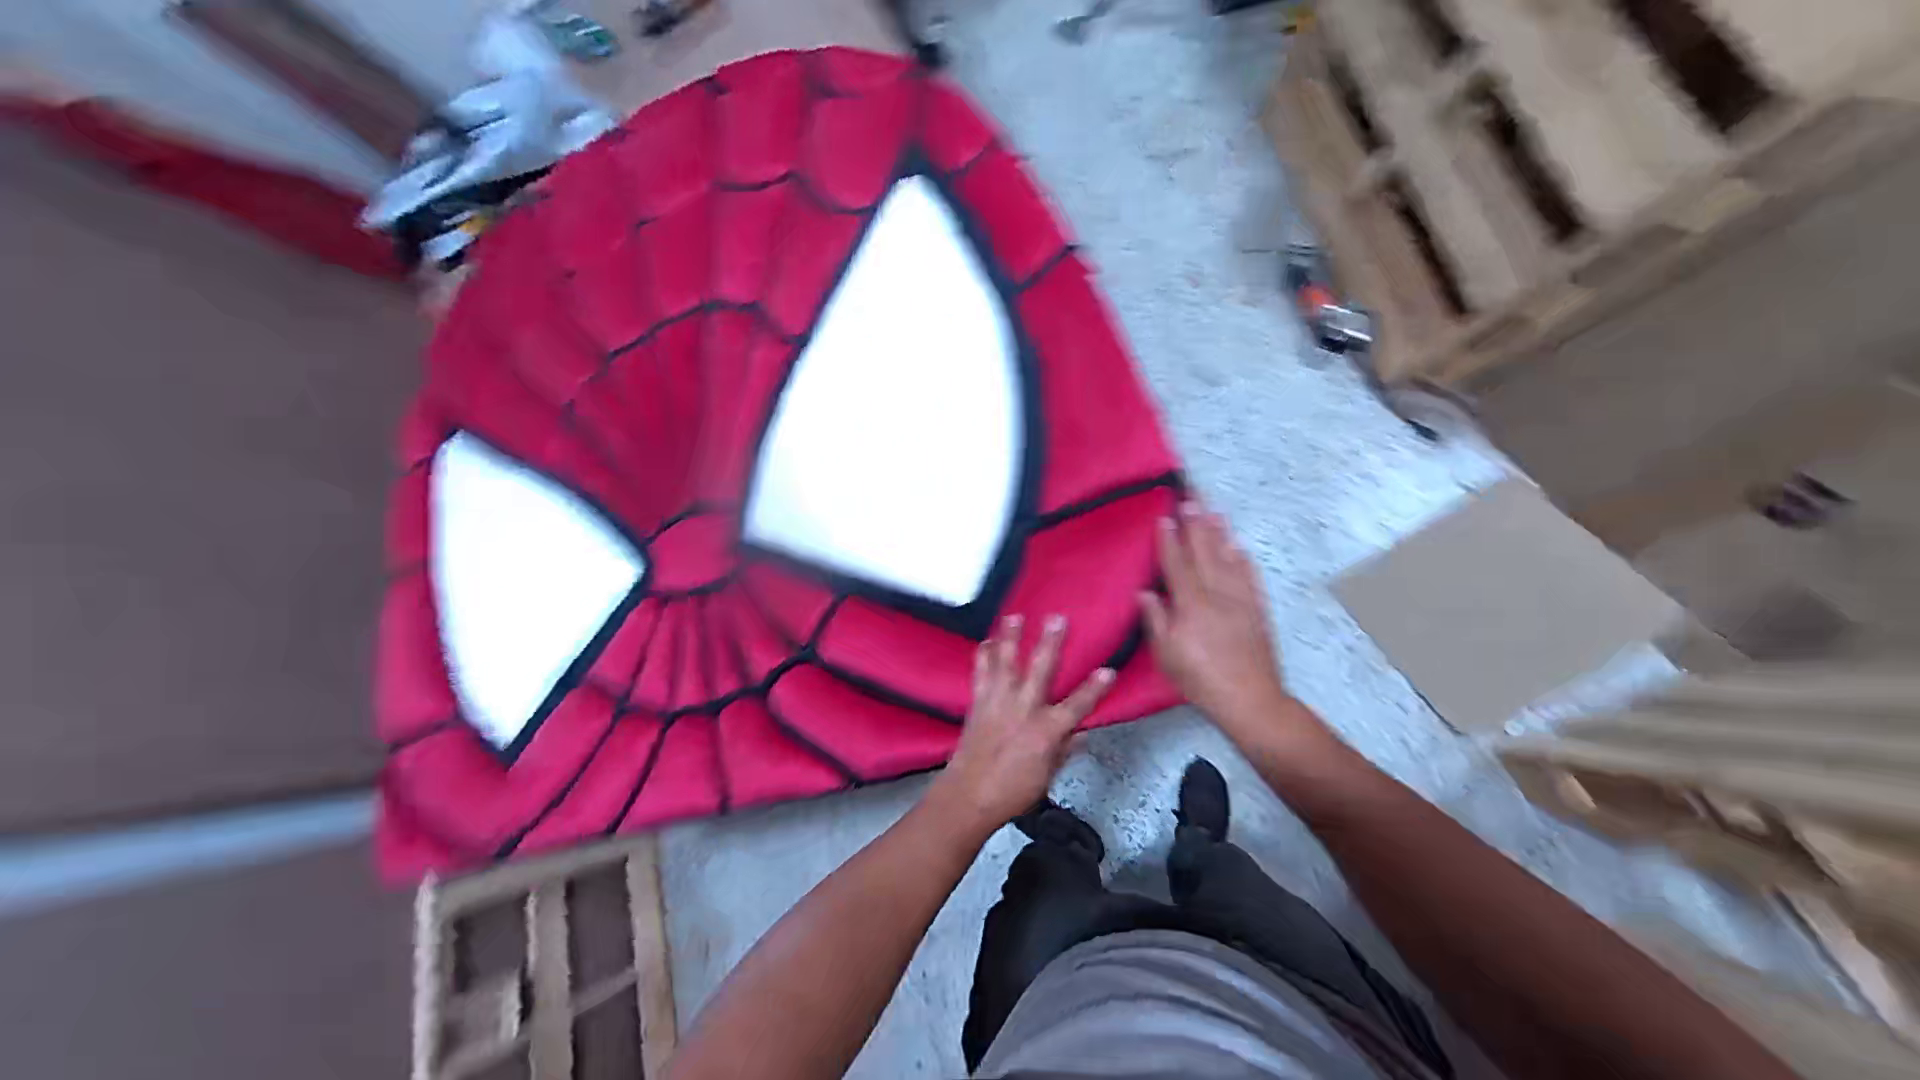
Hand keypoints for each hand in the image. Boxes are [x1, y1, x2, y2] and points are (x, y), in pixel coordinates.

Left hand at [927, 615, 1113, 831]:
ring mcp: (998, 703)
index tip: (1108, 670)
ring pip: (1006, 663)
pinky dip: (984, 656)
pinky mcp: (979, 703)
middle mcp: (1024, 709)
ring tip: (1015, 616)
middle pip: (1040, 670)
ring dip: (1011, 638)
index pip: (1078, 706)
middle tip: (1057, 618)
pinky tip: (986, 641)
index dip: (1095, 688)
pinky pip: (981, 674)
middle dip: (1050, 643)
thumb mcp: (1048, 776)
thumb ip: (1065, 750)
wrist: (969, 795)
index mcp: (1047, 731)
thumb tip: (1082, 733)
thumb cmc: (1013, 791)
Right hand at [1139, 502, 1298, 733]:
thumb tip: (1145, 592)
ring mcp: (1240, 600)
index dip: (1169, 540)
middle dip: (1196, 524)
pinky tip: (1238, 545)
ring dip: (1219, 533)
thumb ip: (1156, 620)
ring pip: (1228, 558)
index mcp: (1191, 604)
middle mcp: (1216, 594)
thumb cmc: (1199, 679)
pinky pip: (1250, 576)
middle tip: (1191, 497)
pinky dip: (1243, 558)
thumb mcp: (1167, 654)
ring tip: (1213, 510)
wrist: (1250, 698)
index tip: (1165, 516)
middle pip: (1204, 552)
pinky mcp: (1257, 609)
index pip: (1177, 564)